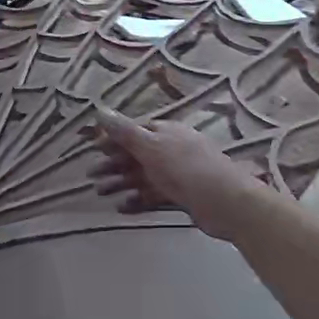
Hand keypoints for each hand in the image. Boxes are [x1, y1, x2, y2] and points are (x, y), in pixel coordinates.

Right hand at [90, 111, 277, 241]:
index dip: (113, 139)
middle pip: (136, 155)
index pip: (134, 131)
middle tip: (91, 176)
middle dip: (112, 164)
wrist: (227, 202)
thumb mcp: (150, 145)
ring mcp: (177, 174)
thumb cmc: (185, 167)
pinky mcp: (182, 196)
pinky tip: (121, 208)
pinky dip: (136, 200)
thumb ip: (124, 131)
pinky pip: (153, 195)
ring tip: (101, 193)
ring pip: (142, 176)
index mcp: (165, 132)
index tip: (94, 149)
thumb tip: (99, 110)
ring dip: (120, 183)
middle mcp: (170, 150)